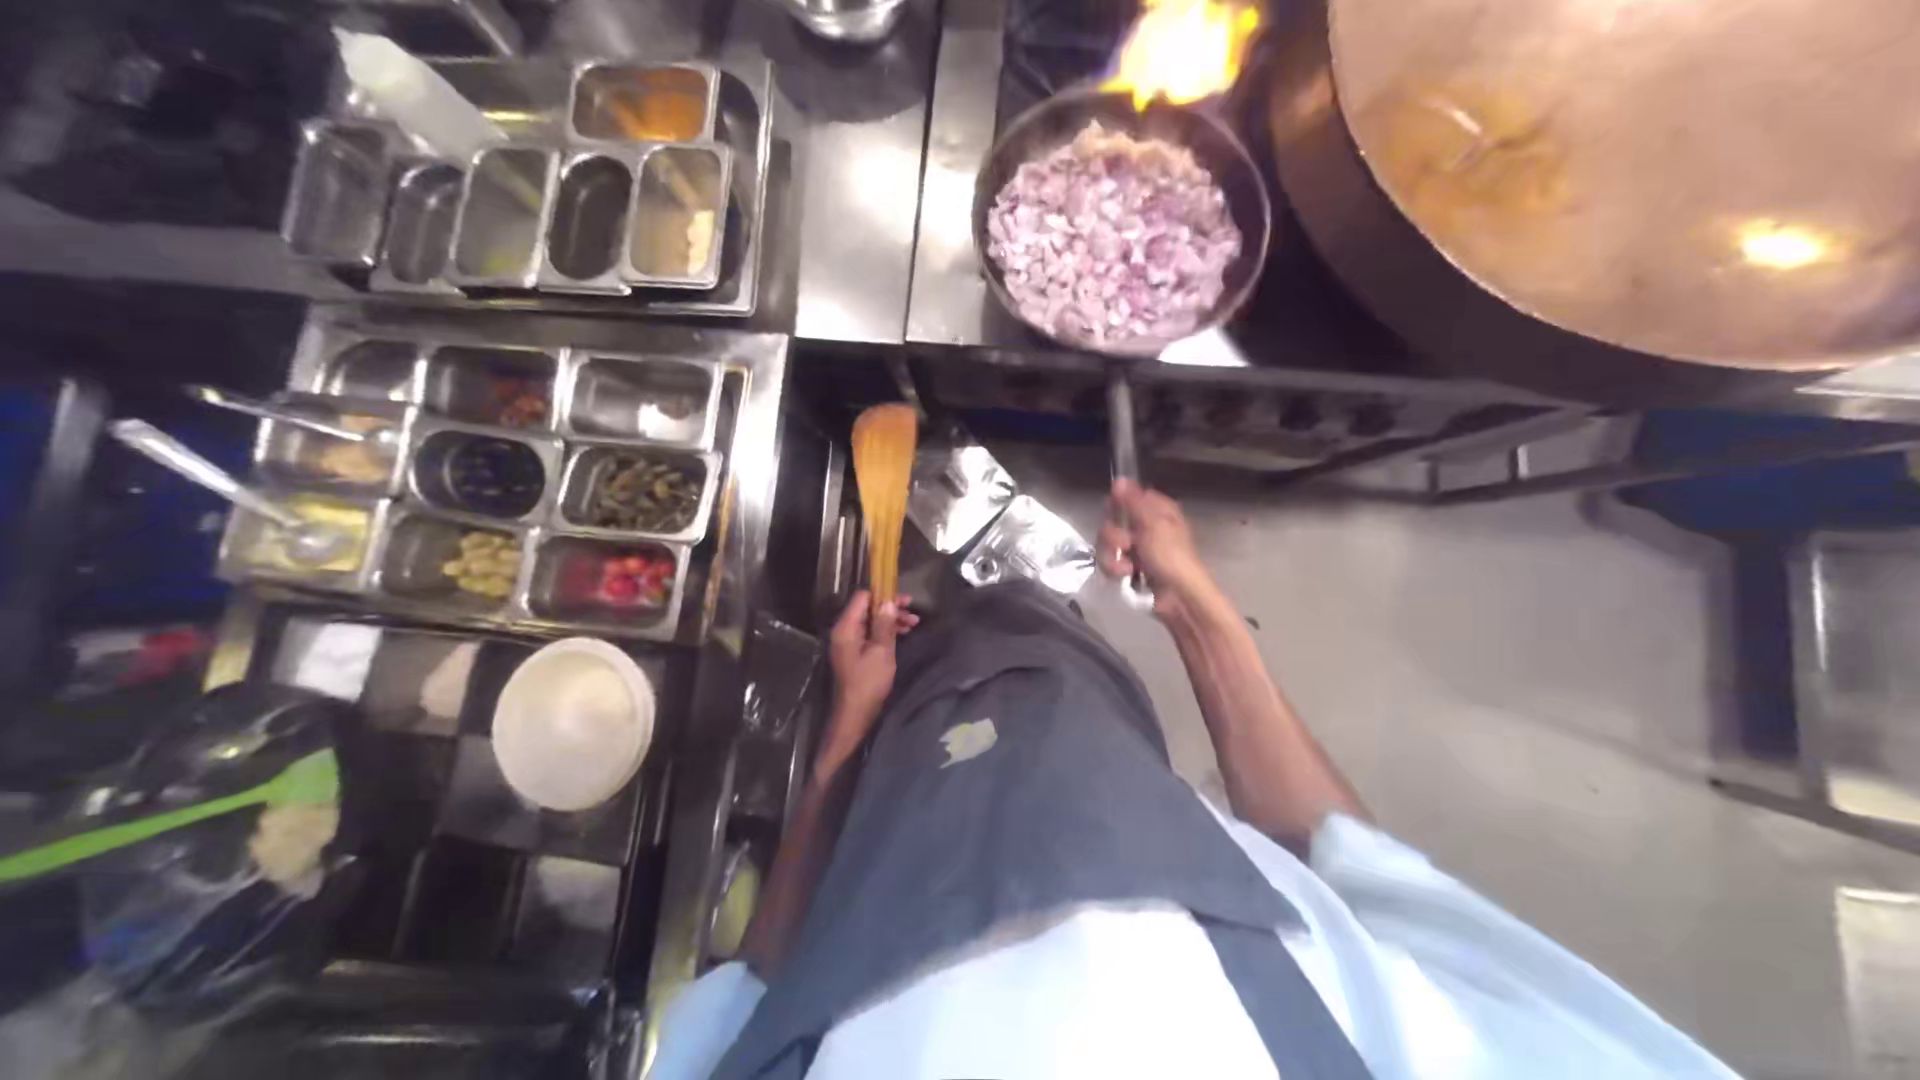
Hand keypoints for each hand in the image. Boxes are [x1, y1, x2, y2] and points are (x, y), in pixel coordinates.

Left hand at [822, 590, 918, 768]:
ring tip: (914, 623)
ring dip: (891, 619)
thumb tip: (889, 602)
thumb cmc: (869, 682)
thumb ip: (885, 625)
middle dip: (890, 607)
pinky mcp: (856, 652)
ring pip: (872, 621)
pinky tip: (904, 633)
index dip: (882, 594)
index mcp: (846, 628)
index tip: (903, 598)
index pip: (862, 598)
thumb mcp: (882, 651)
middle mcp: (845, 631)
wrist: (857, 713)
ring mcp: (849, 642)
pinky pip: (871, 633)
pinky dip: (886, 631)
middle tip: (912, 610)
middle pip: (867, 608)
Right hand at [1097, 479, 1219, 621]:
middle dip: (1114, 536)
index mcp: (1158, 510)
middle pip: (1113, 520)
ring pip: (1108, 543)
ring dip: (1113, 556)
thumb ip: (1133, 502)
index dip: (1118, 505)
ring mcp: (1137, 548)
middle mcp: (1146, 526)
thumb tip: (1119, 479)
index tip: (1114, 513)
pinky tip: (1126, 575)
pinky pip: (1110, 560)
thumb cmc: (1171, 556)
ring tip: (1127, 568)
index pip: (1129, 496)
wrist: (1178, 596)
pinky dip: (1116, 569)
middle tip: (1126, 545)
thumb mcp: (1153, 524)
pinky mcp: (1130, 567)